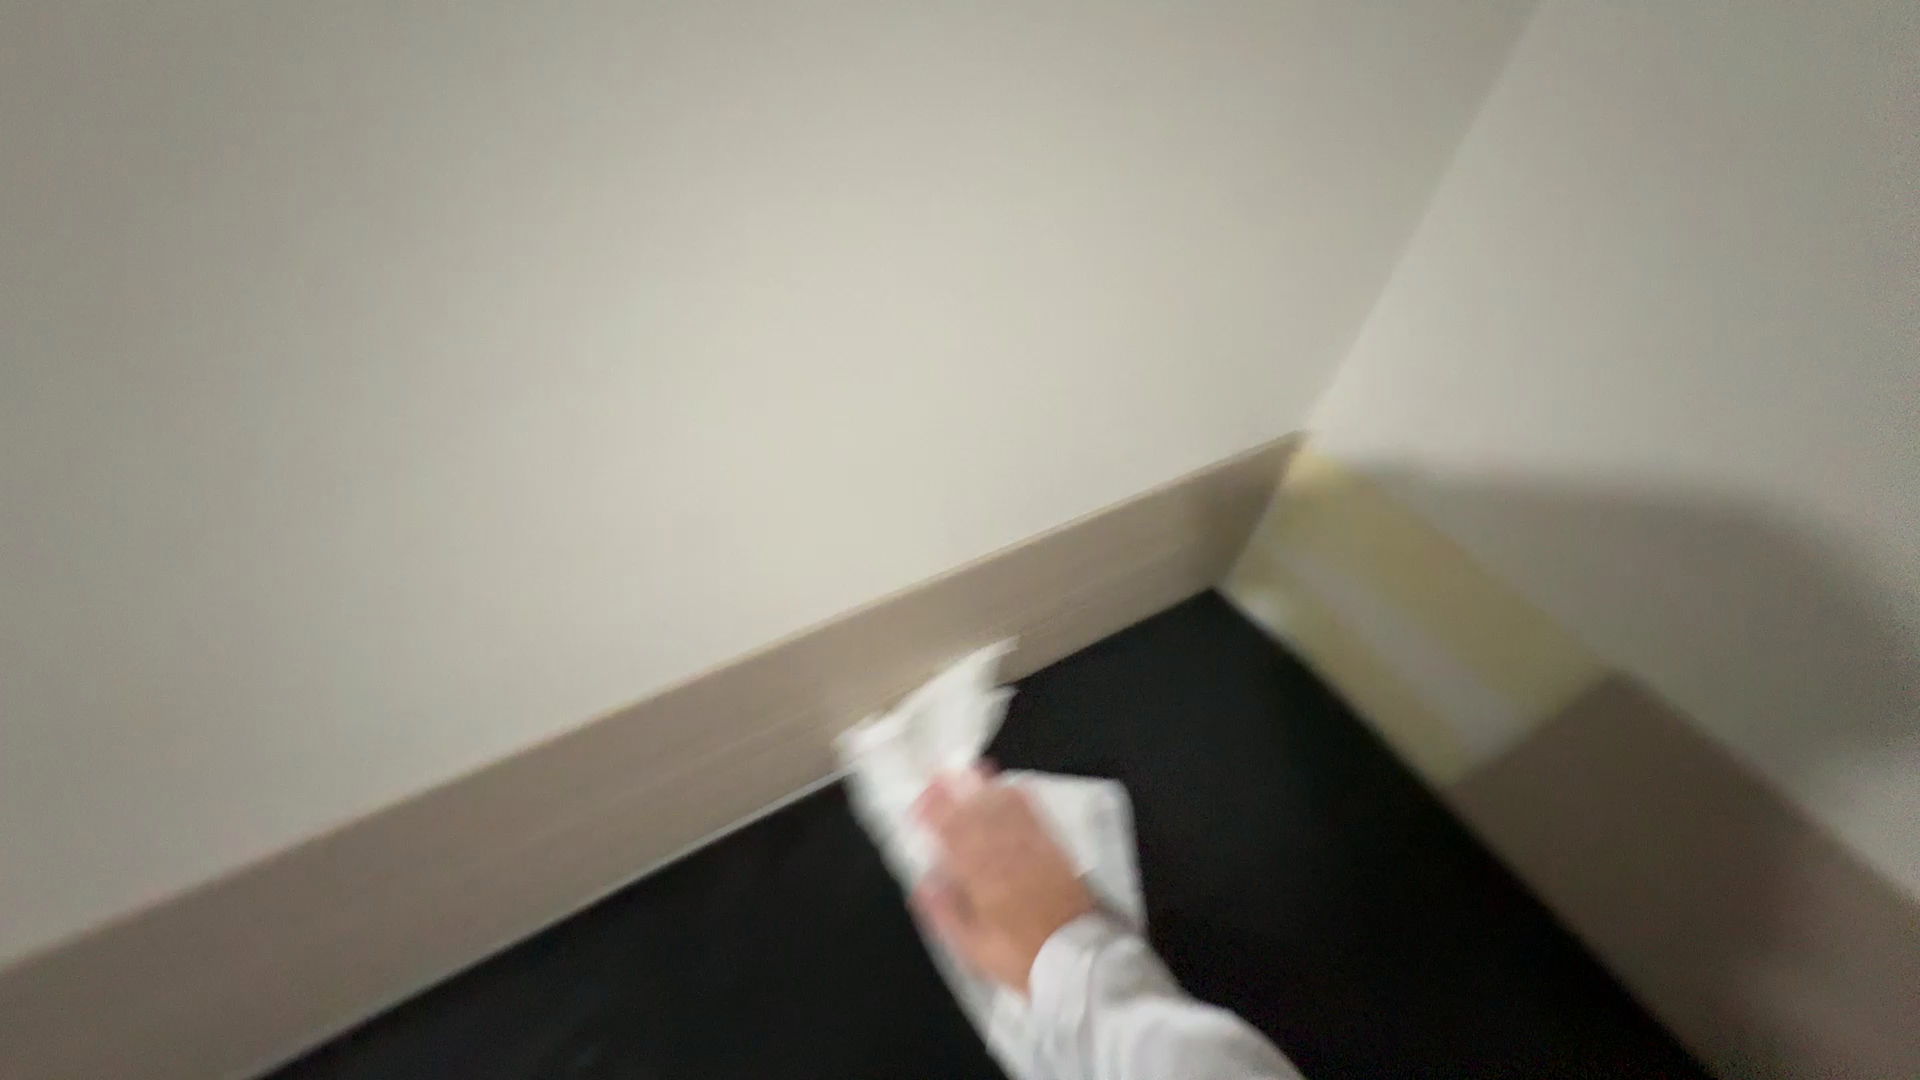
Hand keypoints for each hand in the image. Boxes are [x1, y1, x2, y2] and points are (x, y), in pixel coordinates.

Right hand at [911, 765, 1095, 994]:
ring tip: (968, 769)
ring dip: (983, 787)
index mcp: (982, 881)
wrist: (1076, 959)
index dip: (935, 816)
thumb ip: (945, 913)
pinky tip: (1012, 785)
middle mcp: (1005, 857)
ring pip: (1003, 810)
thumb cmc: (1020, 956)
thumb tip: (922, 883)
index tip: (920, 801)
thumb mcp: (974, 948)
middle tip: (937, 774)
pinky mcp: (1054, 848)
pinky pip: (1034, 815)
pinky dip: (1021, 798)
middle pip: (976, 817)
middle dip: (954, 793)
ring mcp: (1032, 849)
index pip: (953, 839)